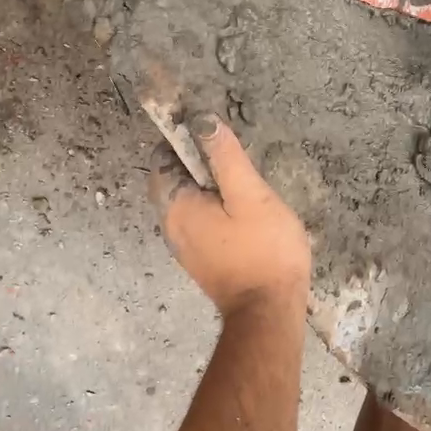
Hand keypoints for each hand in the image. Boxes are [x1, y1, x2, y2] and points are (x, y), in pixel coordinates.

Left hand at [148, 114, 311, 318]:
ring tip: (244, 187)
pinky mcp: (202, 262)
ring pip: (187, 204)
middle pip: (173, 182)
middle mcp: (171, 226)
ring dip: (208, 190)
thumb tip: (204, 120)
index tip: (216, 138)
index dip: (184, 142)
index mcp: (176, 205)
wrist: (268, 310)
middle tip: (235, 162)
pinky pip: (199, 224)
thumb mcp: (251, 195)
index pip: (162, 160)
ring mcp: (185, 248)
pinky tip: (244, 217)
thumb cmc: (264, 250)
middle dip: (198, 166)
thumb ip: (226, 157)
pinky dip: (214, 212)